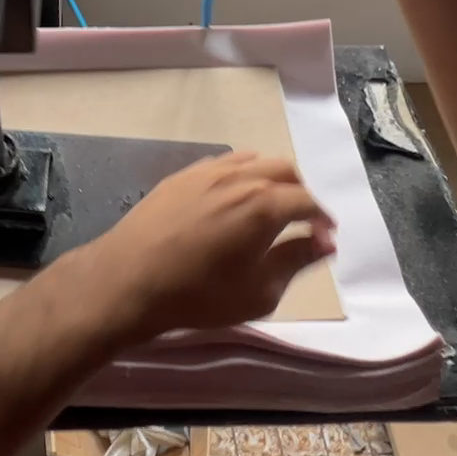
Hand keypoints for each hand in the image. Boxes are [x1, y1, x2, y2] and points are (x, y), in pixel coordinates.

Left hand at [60, 151, 336, 341]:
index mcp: (262, 203)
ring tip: (271, 208)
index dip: (321, 219)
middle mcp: (238, 177)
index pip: (306, 201)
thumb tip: (324, 242)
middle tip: (303, 222)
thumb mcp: (259, 291)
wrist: (131, 278)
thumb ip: (296, 261)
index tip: (326, 238)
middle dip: (300, 193)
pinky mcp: (182, 175)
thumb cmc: (199, 294)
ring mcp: (206, 170)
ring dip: (271, 179)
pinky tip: (235, 199)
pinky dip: (241, 174)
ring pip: (252, 161)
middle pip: (283, 170)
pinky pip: (223, 163)